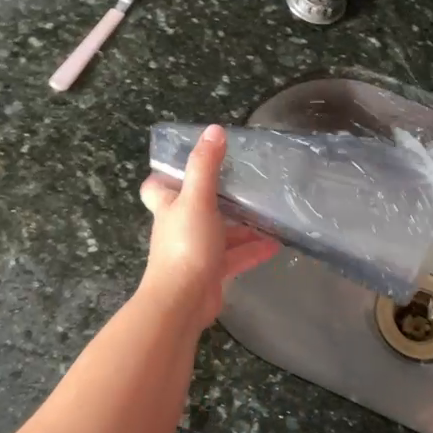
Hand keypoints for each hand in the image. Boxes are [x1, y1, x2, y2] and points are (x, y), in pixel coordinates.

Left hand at [138, 125, 278, 328]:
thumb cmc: (185, 245)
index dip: (167, 175)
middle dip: (218, 198)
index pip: (156, 187)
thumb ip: (205, 166)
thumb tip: (214, 130)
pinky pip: (234, 256)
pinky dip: (253, 250)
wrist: (182, 302)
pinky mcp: (211, 273)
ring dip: (242, 225)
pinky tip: (275, 244)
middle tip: (244, 183)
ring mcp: (195, 251)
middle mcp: (179, 227)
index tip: (188, 164)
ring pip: (220, 232)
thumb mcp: (197, 199)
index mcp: (169, 206)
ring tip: (269, 214)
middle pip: (196, 208)